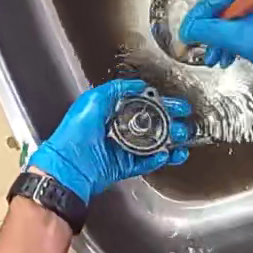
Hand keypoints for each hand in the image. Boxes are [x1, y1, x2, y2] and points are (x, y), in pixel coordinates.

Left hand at [27, 80, 192, 202]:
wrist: (68, 167)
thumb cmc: (75, 134)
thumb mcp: (93, 100)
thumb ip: (116, 90)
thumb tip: (138, 85)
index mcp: (112, 112)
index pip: (143, 105)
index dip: (161, 103)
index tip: (176, 105)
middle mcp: (118, 129)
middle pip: (152, 124)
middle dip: (171, 123)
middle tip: (184, 122)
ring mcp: (122, 148)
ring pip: (152, 144)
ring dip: (169, 142)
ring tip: (181, 141)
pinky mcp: (123, 167)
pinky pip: (145, 163)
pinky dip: (157, 159)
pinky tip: (167, 155)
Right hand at [178, 0, 252, 129]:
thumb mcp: (244, 39)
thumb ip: (212, 32)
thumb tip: (190, 29)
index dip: (197, 20)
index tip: (185, 37)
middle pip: (228, 8)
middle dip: (213, 33)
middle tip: (202, 52)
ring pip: (242, 18)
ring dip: (227, 40)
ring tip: (219, 59)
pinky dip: (244, 40)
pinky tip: (238, 55)